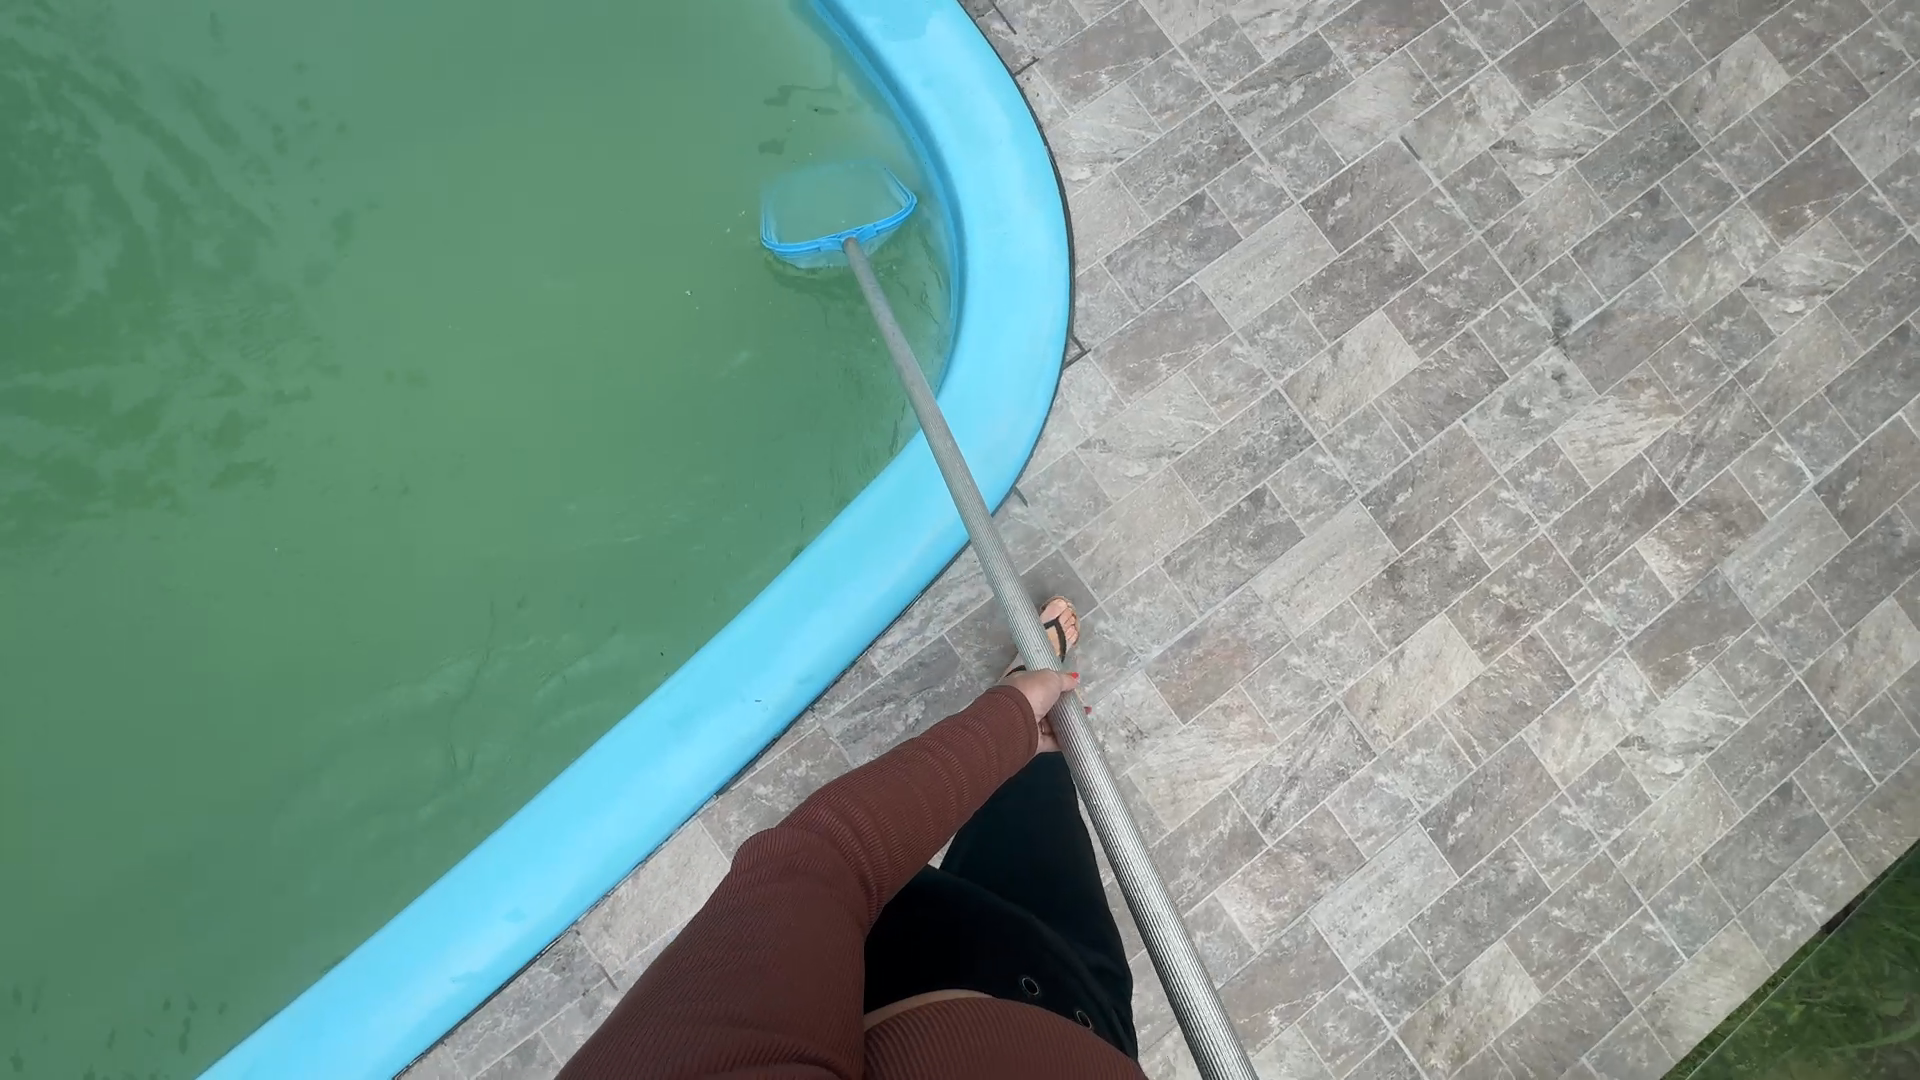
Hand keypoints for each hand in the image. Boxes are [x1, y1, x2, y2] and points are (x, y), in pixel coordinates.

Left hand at [998, 669, 1079, 752]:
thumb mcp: (1050, 678)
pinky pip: (1052, 740)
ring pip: (1051, 723)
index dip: (1057, 686)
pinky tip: (1079, 735)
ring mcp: (1028, 724)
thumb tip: (1074, 679)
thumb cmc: (1031, 693)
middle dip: (1064, 705)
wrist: (1014, 722)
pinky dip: (1064, 739)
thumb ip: (1063, 679)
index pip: (1041, 684)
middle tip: (1082, 705)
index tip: (1072, 689)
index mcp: (1022, 684)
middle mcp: (1023, 703)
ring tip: (1085, 718)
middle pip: (1048, 704)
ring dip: (1067, 721)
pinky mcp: (1033, 742)